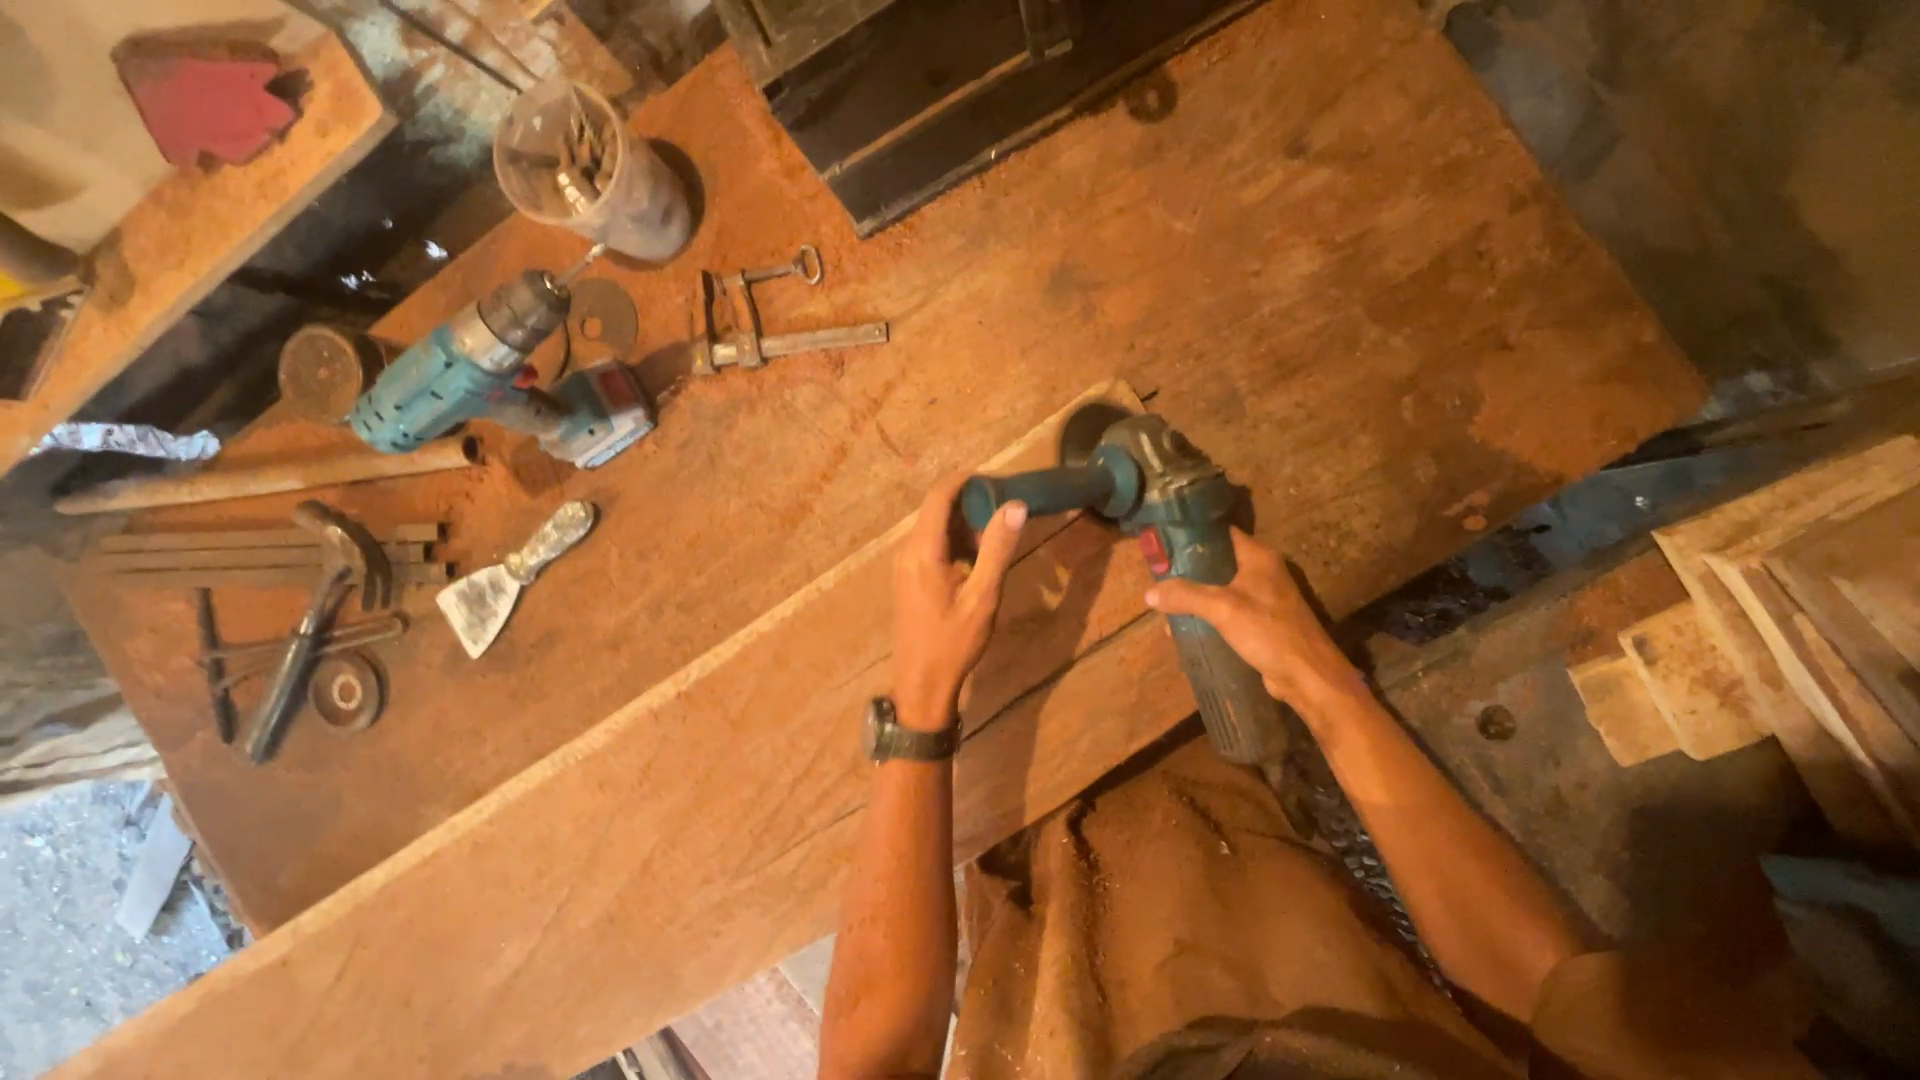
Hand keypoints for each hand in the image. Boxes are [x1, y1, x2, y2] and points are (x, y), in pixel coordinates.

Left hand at [892, 474, 1026, 731]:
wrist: (921, 684)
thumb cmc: (953, 642)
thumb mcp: (983, 597)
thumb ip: (997, 549)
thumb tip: (1015, 506)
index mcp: (922, 551)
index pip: (938, 496)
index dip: (965, 480)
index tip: (996, 479)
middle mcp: (907, 551)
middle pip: (936, 509)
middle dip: (969, 503)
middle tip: (1005, 510)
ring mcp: (903, 565)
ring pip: (934, 528)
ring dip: (963, 525)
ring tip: (996, 536)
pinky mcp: (907, 577)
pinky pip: (930, 545)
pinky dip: (954, 542)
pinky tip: (977, 560)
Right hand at [1144, 528, 1362, 714]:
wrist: (1307, 675)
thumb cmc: (1268, 631)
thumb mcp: (1221, 607)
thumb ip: (1185, 595)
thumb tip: (1149, 593)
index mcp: (1258, 557)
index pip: (1221, 533)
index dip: (1193, 534)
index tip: (1164, 541)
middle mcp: (1262, 571)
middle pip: (1218, 562)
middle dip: (1188, 570)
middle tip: (1157, 575)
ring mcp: (1263, 598)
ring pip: (1221, 589)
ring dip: (1195, 597)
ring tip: (1164, 604)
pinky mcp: (1261, 623)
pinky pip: (1227, 612)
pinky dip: (1208, 617)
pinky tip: (1185, 628)